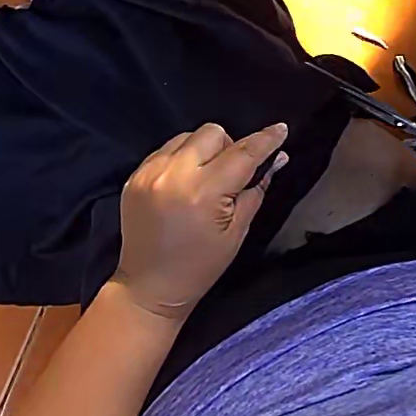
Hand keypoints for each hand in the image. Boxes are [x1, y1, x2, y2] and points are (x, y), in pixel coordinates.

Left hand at [112, 122, 289, 319]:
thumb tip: (275, 159)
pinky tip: (186, 184)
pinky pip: (167, 150)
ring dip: (205, 151)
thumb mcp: (237, 232)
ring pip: (188, 137)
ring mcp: (149, 173)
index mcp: (203, 193)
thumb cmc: (200, 266)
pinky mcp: (135, 176)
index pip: (242, 154)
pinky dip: (183, 159)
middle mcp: (173, 175)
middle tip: (233, 175)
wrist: (150, 285)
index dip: (265, 140)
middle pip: (213, 133)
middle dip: (230, 147)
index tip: (280, 129)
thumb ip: (255, 191)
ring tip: (207, 179)